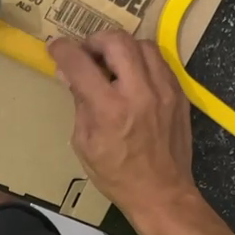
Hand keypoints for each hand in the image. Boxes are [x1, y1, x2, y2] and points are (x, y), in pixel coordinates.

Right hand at [49, 29, 204, 222]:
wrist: (162, 193)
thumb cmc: (116, 175)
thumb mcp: (84, 144)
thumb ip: (79, 104)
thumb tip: (70, 74)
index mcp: (110, 110)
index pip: (80, 64)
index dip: (63, 50)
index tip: (56, 47)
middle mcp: (139, 93)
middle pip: (117, 41)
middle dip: (95, 40)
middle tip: (87, 54)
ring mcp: (164, 91)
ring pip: (143, 45)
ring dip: (122, 47)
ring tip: (112, 63)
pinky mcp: (179, 94)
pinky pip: (160, 61)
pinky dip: (142, 60)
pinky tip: (133, 76)